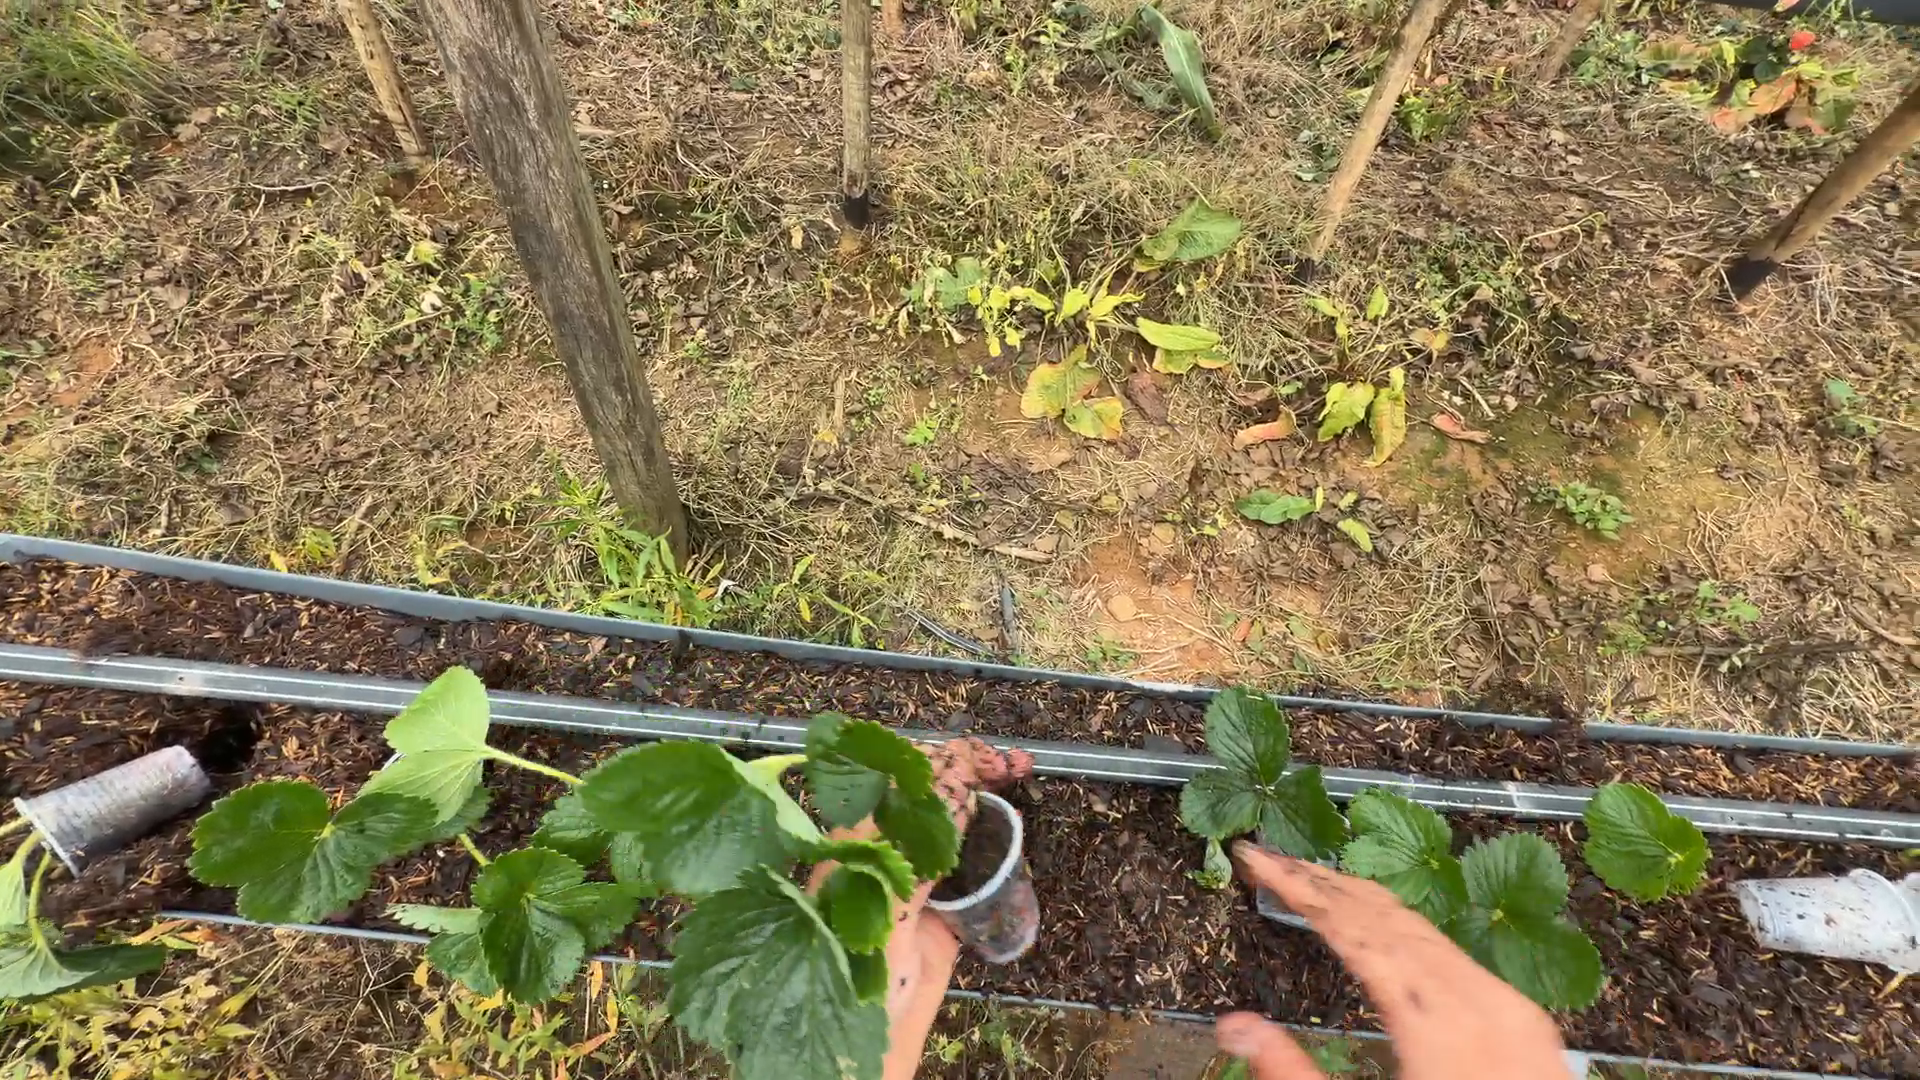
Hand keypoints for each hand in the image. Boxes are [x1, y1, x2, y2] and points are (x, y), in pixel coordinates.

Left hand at [808, 738, 1033, 1079]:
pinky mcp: (940, 916)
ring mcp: (914, 883)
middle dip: (967, 765)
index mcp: (855, 844)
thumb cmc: (853, 983)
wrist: (859, 1067)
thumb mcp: (880, 906)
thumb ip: (912, 845)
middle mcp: (883, 854)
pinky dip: (988, 834)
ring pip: (948, 820)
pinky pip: (967, 863)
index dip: (945, 761)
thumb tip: (952, 780)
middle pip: (927, 792)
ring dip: (979, 790)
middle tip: (1013, 764)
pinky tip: (1006, 820)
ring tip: (1015, 772)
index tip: (990, 761)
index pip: (901, 780)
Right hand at [1217, 843, 1566, 1079]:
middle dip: (1319, 881)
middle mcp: (1478, 998)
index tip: (1253, 856)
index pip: (1350, 926)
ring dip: (1354, 897)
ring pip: (1415, 925)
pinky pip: (1443, 947)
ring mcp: (1508, 1004)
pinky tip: (1368, 921)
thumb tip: (1230, 1025)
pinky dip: (1393, 925)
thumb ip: (1293, 1075)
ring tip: (1304, 879)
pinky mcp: (1522, 1017)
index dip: (1296, 886)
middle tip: (1268, 858)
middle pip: (1382, 914)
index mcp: (1435, 1023)